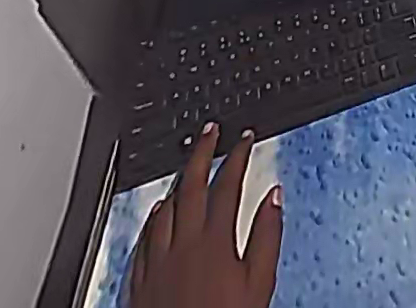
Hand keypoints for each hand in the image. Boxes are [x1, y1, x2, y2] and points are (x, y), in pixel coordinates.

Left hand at [131, 124, 283, 307]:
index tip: (245, 139)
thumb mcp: (258, 286)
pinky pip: (145, 235)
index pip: (228, 184)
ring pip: (166, 205)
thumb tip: (274, 196)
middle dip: (203, 150)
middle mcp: (184, 242)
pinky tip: (159, 209)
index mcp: (215, 241)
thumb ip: (267, 236)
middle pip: (192, 183)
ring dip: (179, 180)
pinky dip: (155, 215)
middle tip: (211, 130)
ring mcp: (158, 260)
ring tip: (189, 164)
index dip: (238, 156)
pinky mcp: (141, 280)